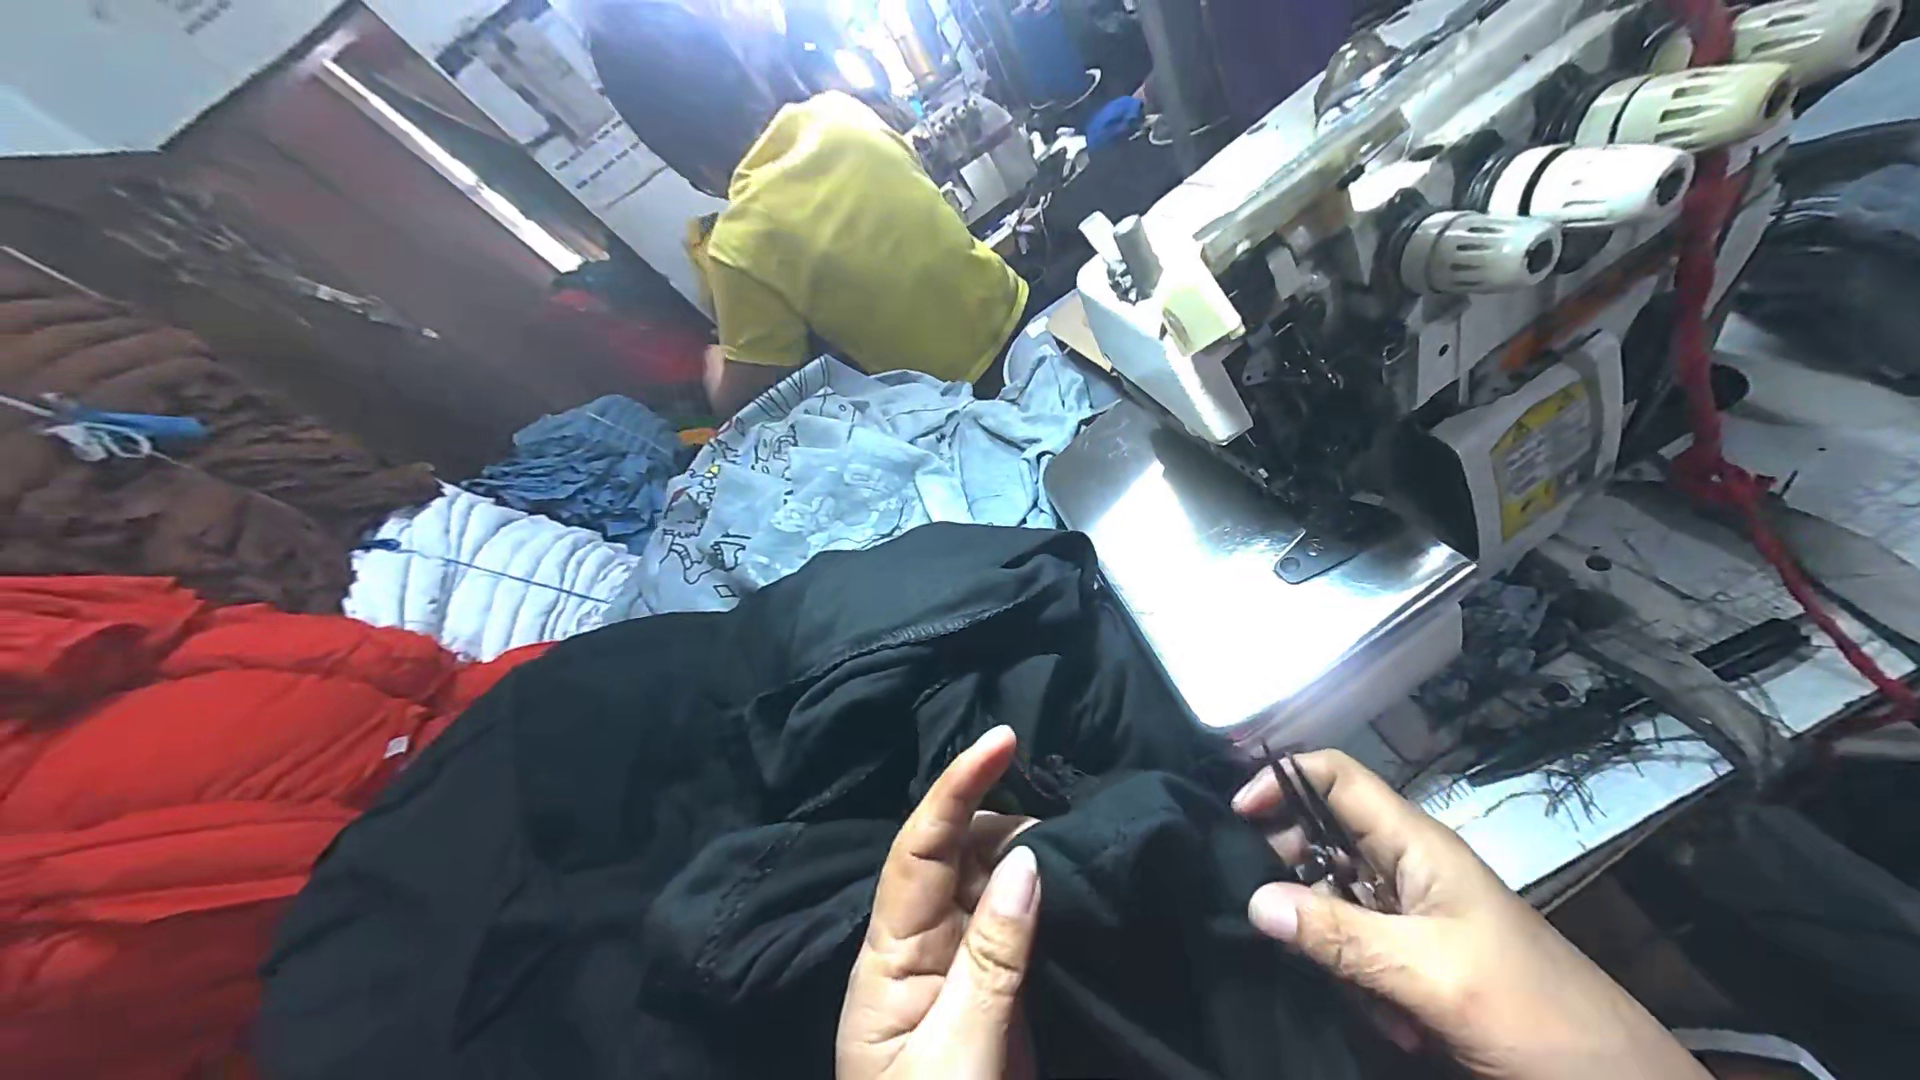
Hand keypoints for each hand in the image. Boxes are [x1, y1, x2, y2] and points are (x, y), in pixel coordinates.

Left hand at [837, 726, 1041, 1079]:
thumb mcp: (959, 1059)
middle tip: (1066, 821)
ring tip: (1075, 846)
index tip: (1002, 740)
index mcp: (889, 955)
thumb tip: (1027, 860)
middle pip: (952, 848)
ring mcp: (951, 956)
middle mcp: (916, 939)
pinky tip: (1066, 876)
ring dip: (1025, 847)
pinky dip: (1037, 885)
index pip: (917, 846)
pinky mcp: (986, 977)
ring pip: (984, 872)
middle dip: (1001, 814)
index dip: (957, 786)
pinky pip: (1008, 911)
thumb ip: (993, 959)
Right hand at [1234, 750, 1710, 1079]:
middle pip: (1319, 836)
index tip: (1241, 813)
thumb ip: (1339, 937)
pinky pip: (1354, 941)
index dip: (1282, 778)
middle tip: (1297, 925)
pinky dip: (1357, 977)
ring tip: (1370, 998)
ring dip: (1334, 946)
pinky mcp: (1413, 949)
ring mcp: (1409, 907)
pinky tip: (1392, 1020)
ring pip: (1332, 897)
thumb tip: (1254, 902)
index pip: (1334, 774)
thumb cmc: (1538, 1014)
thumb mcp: (1431, 975)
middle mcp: (1404, 862)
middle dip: (1300, 881)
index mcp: (1414, 842)